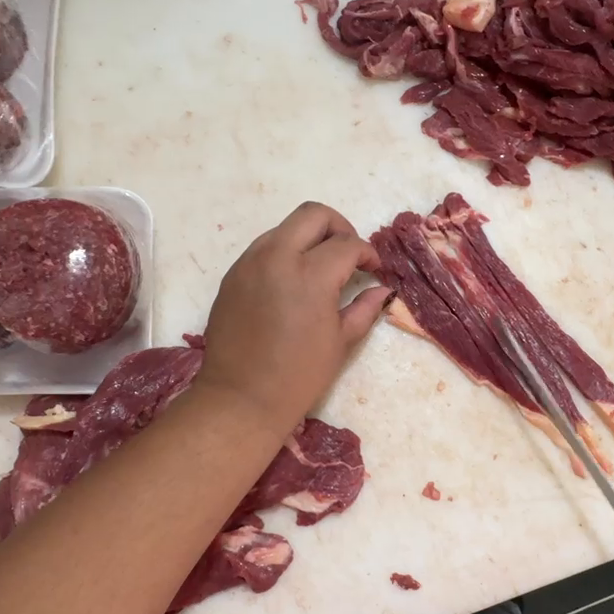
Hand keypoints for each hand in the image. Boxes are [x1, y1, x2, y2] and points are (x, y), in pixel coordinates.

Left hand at [196, 202, 388, 431]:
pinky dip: (285, 254)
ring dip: (309, 239)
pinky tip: (293, 284)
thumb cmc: (298, 376)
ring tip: (321, 269)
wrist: (241, 398)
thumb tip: (381, 290)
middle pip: (313, 215)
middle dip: (339, 228)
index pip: (347, 244)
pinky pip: (263, 249)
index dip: (367, 253)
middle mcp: (277, 257)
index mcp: (310, 275)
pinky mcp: (232, 275)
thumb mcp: (340, 342)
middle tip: (350, 255)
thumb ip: (365, 308)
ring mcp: (249, 263)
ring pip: (285, 228)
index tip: (374, 269)